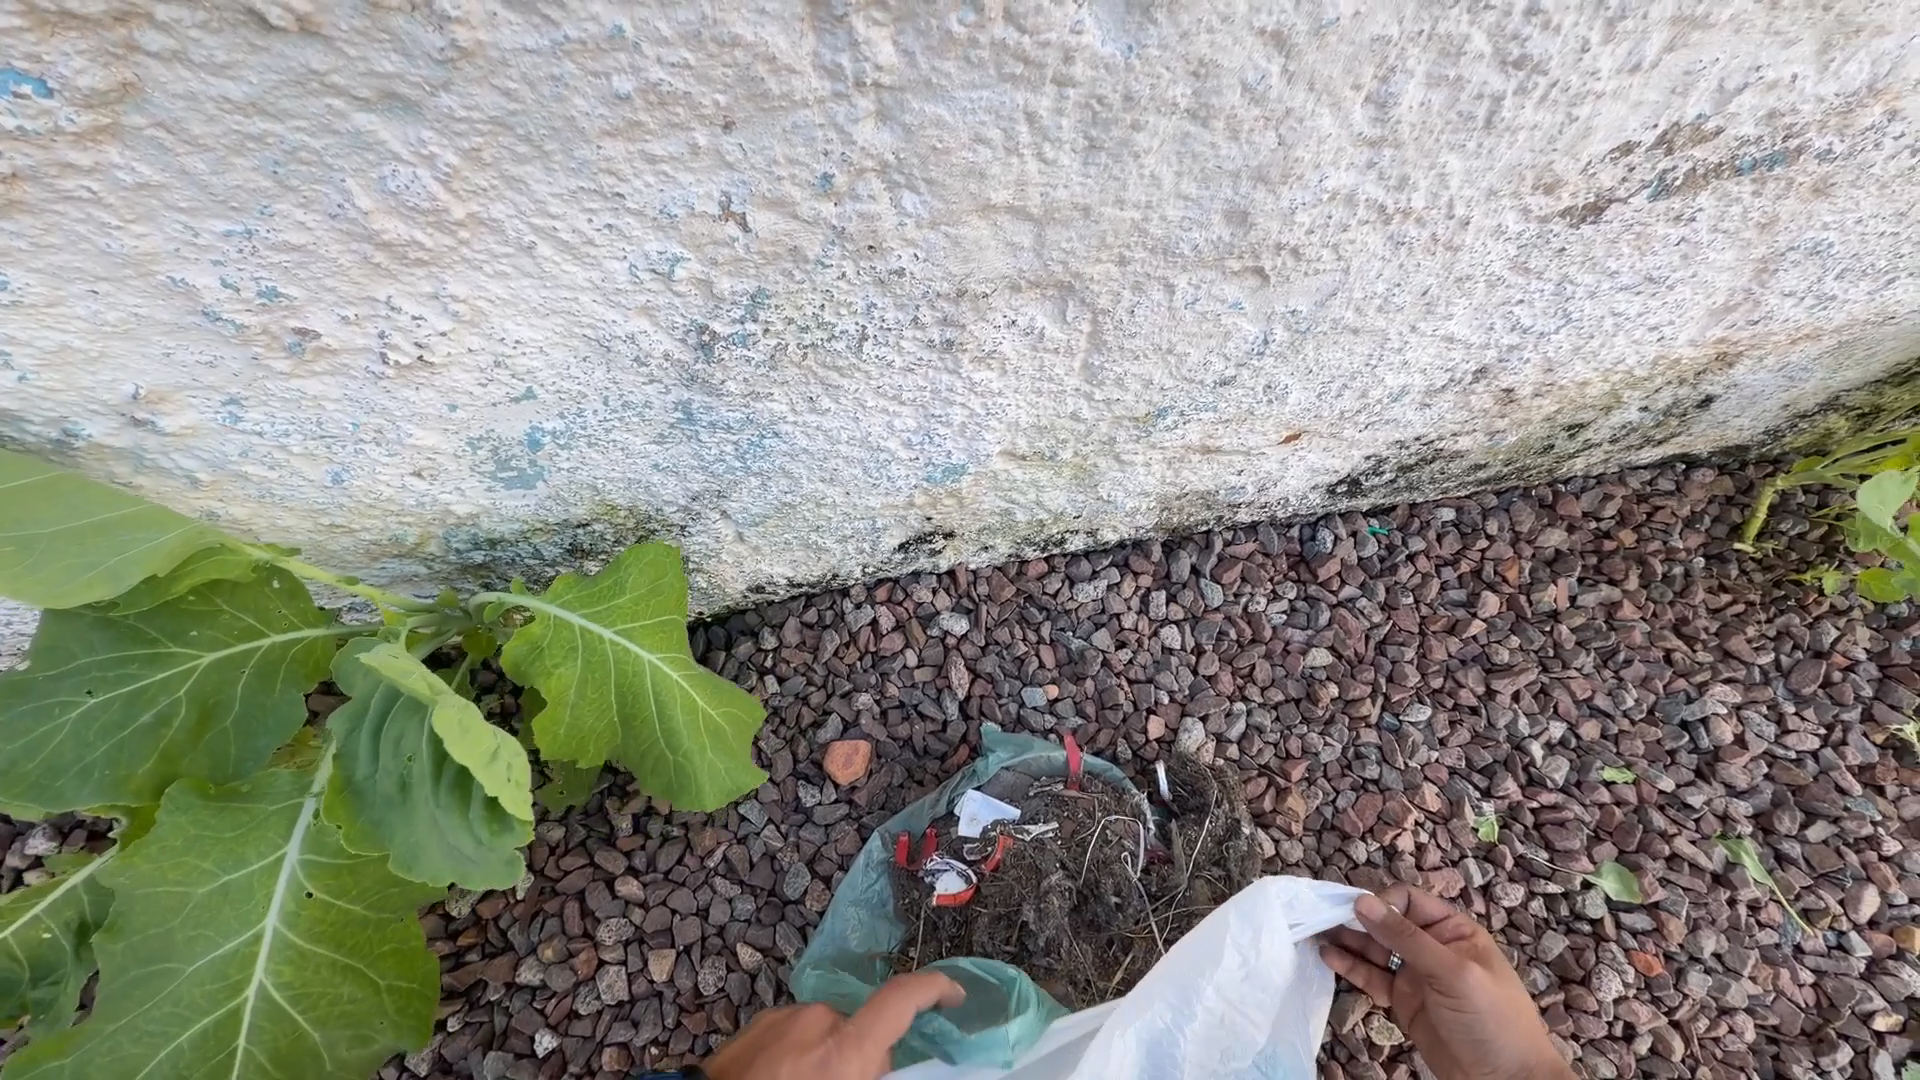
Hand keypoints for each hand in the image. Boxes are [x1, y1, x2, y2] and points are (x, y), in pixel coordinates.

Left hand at [700, 971, 964, 1079]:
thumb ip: (874, 1072)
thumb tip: (883, 1063)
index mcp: (844, 1052)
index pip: (902, 1000)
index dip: (936, 989)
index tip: (955, 993)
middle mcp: (817, 1021)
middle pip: (861, 1032)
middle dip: (864, 1062)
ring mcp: (781, 1018)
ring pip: (825, 1035)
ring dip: (826, 1062)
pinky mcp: (752, 1026)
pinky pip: (792, 1036)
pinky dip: (796, 1059)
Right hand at [1320, 886, 1573, 1079]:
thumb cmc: (1493, 1020)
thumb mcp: (1453, 973)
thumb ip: (1405, 937)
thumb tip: (1361, 900)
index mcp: (1452, 931)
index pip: (1408, 900)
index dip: (1383, 902)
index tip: (1360, 912)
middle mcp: (1430, 947)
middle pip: (1385, 922)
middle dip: (1355, 918)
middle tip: (1320, 915)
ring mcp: (1415, 975)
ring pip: (1373, 949)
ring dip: (1346, 940)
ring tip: (1314, 932)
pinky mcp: (1402, 1001)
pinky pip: (1372, 977)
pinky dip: (1350, 966)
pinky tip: (1328, 957)